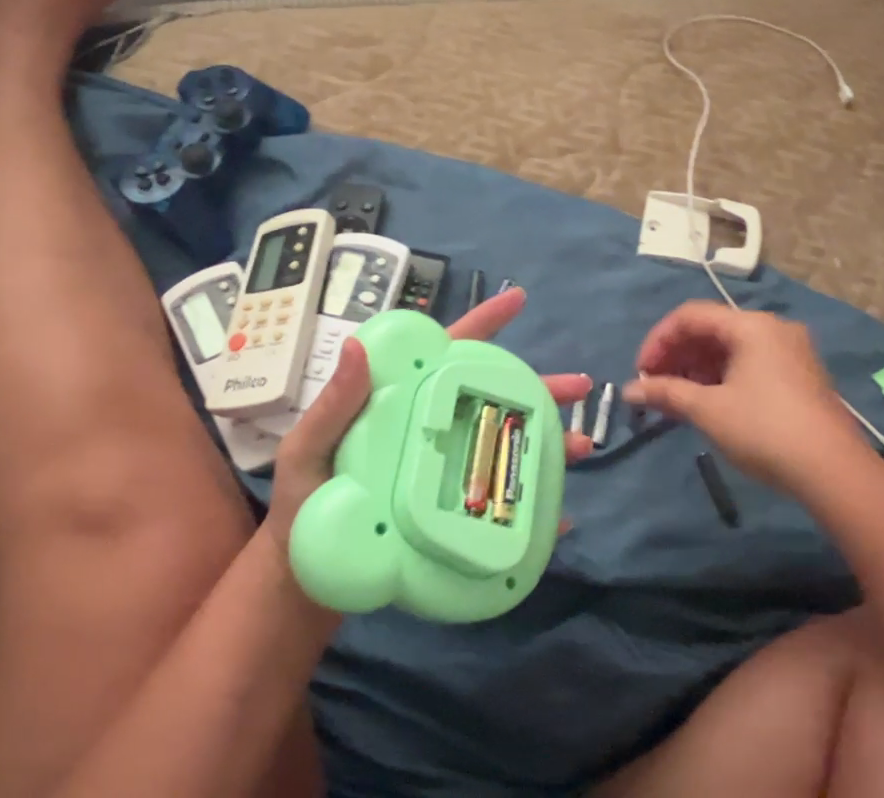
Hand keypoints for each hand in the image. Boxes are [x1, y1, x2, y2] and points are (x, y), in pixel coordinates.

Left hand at [264, 288, 594, 549]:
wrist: (304, 582)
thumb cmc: (302, 507)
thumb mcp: (308, 452)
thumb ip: (332, 406)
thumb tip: (358, 345)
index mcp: (398, 405)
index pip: (442, 356)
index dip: (480, 326)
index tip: (518, 300)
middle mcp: (429, 431)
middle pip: (490, 398)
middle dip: (538, 388)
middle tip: (579, 386)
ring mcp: (444, 473)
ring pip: (504, 445)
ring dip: (546, 442)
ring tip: (582, 446)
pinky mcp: (453, 516)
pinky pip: (501, 504)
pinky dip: (533, 507)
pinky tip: (560, 514)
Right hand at [623, 302, 862, 491]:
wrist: (833, 470)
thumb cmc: (764, 429)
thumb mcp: (708, 410)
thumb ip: (666, 393)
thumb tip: (630, 391)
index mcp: (751, 325)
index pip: (690, 316)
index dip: (658, 340)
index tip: (641, 373)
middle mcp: (772, 329)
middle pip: (711, 330)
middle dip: (677, 357)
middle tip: (655, 388)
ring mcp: (790, 352)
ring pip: (730, 349)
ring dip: (697, 370)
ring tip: (676, 400)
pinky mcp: (799, 377)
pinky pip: (749, 364)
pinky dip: (722, 378)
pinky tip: (707, 404)